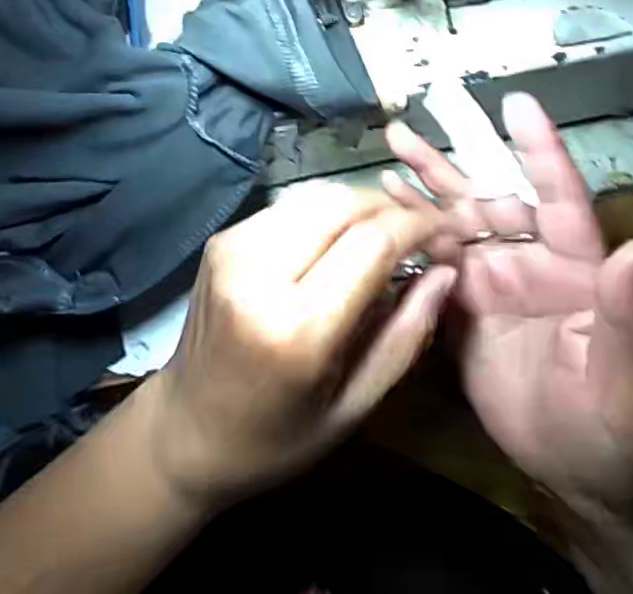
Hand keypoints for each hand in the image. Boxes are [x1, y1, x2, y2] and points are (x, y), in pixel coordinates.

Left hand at [143, 182, 455, 508]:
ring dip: (360, 206)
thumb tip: (447, 271)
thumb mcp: (354, 404)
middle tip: (420, 228)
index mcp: (296, 327)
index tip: (446, 230)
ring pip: (316, 196)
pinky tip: (340, 239)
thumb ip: (406, 334)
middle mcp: (258, 274)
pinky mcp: (222, 239)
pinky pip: (289, 207)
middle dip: (391, 208)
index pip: (371, 243)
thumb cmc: (277, 436)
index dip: (417, 226)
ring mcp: (232, 249)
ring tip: (386, 232)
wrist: (186, 429)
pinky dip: (326, 213)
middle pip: (343, 205)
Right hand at [383, 93, 632, 517]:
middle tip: (409, 128)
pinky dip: (411, 228)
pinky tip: (387, 201)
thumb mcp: (632, 384)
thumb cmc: (617, 430)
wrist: (576, 475)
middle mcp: (534, 259)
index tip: (518, 104)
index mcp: (580, 266)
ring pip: (457, 220)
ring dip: (426, 184)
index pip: (561, 197)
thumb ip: (631, 319)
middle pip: (491, 198)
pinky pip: (436, 259)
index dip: (541, 150)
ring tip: (393, 145)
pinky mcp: (466, 304)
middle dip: (452, 163)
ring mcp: (497, 280)